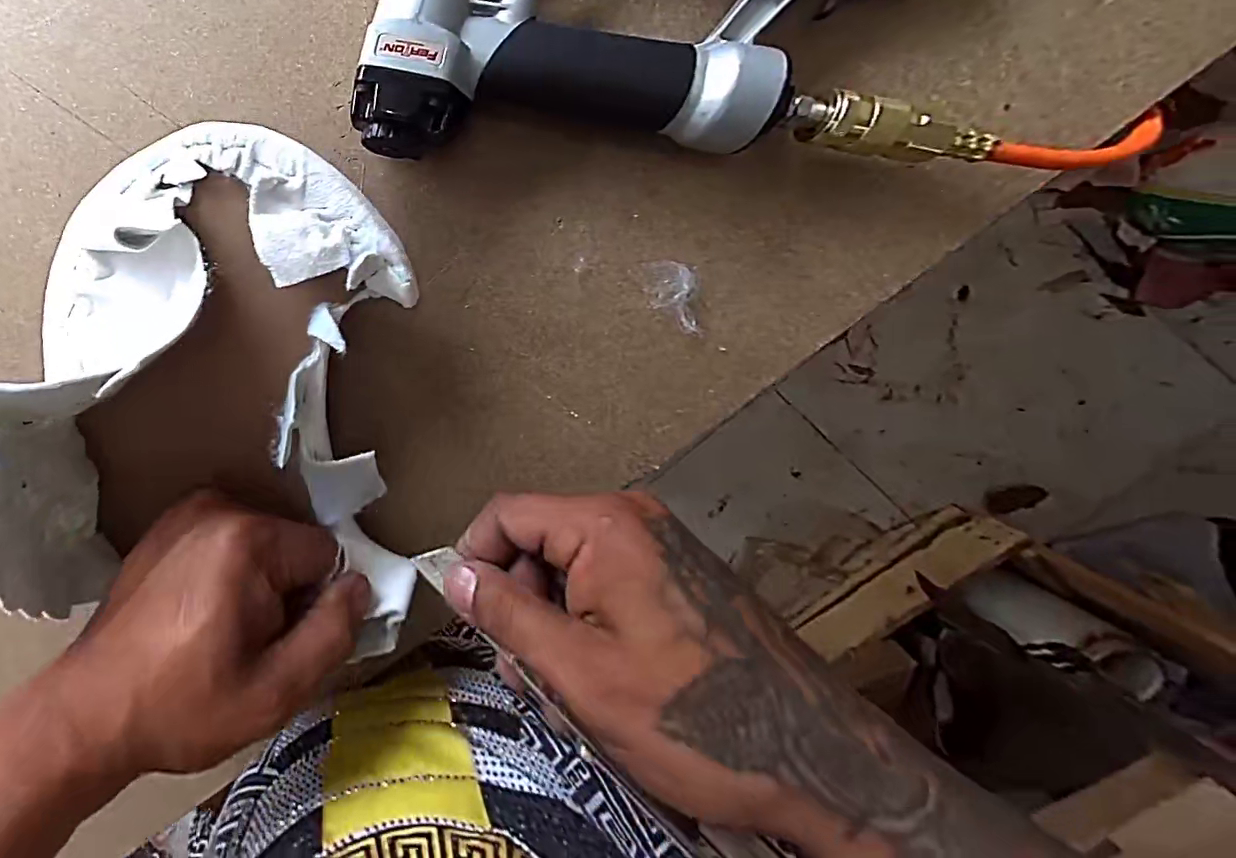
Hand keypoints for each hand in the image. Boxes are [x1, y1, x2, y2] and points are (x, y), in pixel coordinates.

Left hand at [51, 490, 370, 775]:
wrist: (91, 708)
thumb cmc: (181, 705)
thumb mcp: (273, 691)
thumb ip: (332, 633)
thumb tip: (360, 586)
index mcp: (246, 538)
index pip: (325, 551)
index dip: (316, 602)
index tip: (282, 639)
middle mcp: (217, 506)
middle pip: (290, 543)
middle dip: (285, 591)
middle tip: (248, 642)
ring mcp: (187, 511)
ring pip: (260, 542)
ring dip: (256, 582)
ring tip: (219, 631)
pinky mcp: (167, 524)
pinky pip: (226, 539)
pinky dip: (226, 570)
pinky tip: (198, 613)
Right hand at [445, 491, 806, 832]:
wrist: (825, 770)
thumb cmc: (707, 722)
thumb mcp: (578, 671)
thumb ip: (505, 613)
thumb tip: (457, 576)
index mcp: (606, 526)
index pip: (506, 513)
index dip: (473, 556)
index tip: (465, 603)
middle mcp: (633, 521)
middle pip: (536, 540)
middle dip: (516, 601)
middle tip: (520, 663)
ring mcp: (659, 546)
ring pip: (566, 566)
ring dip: (549, 620)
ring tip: (561, 682)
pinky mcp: (675, 575)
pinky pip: (602, 582)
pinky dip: (584, 622)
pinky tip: (596, 674)